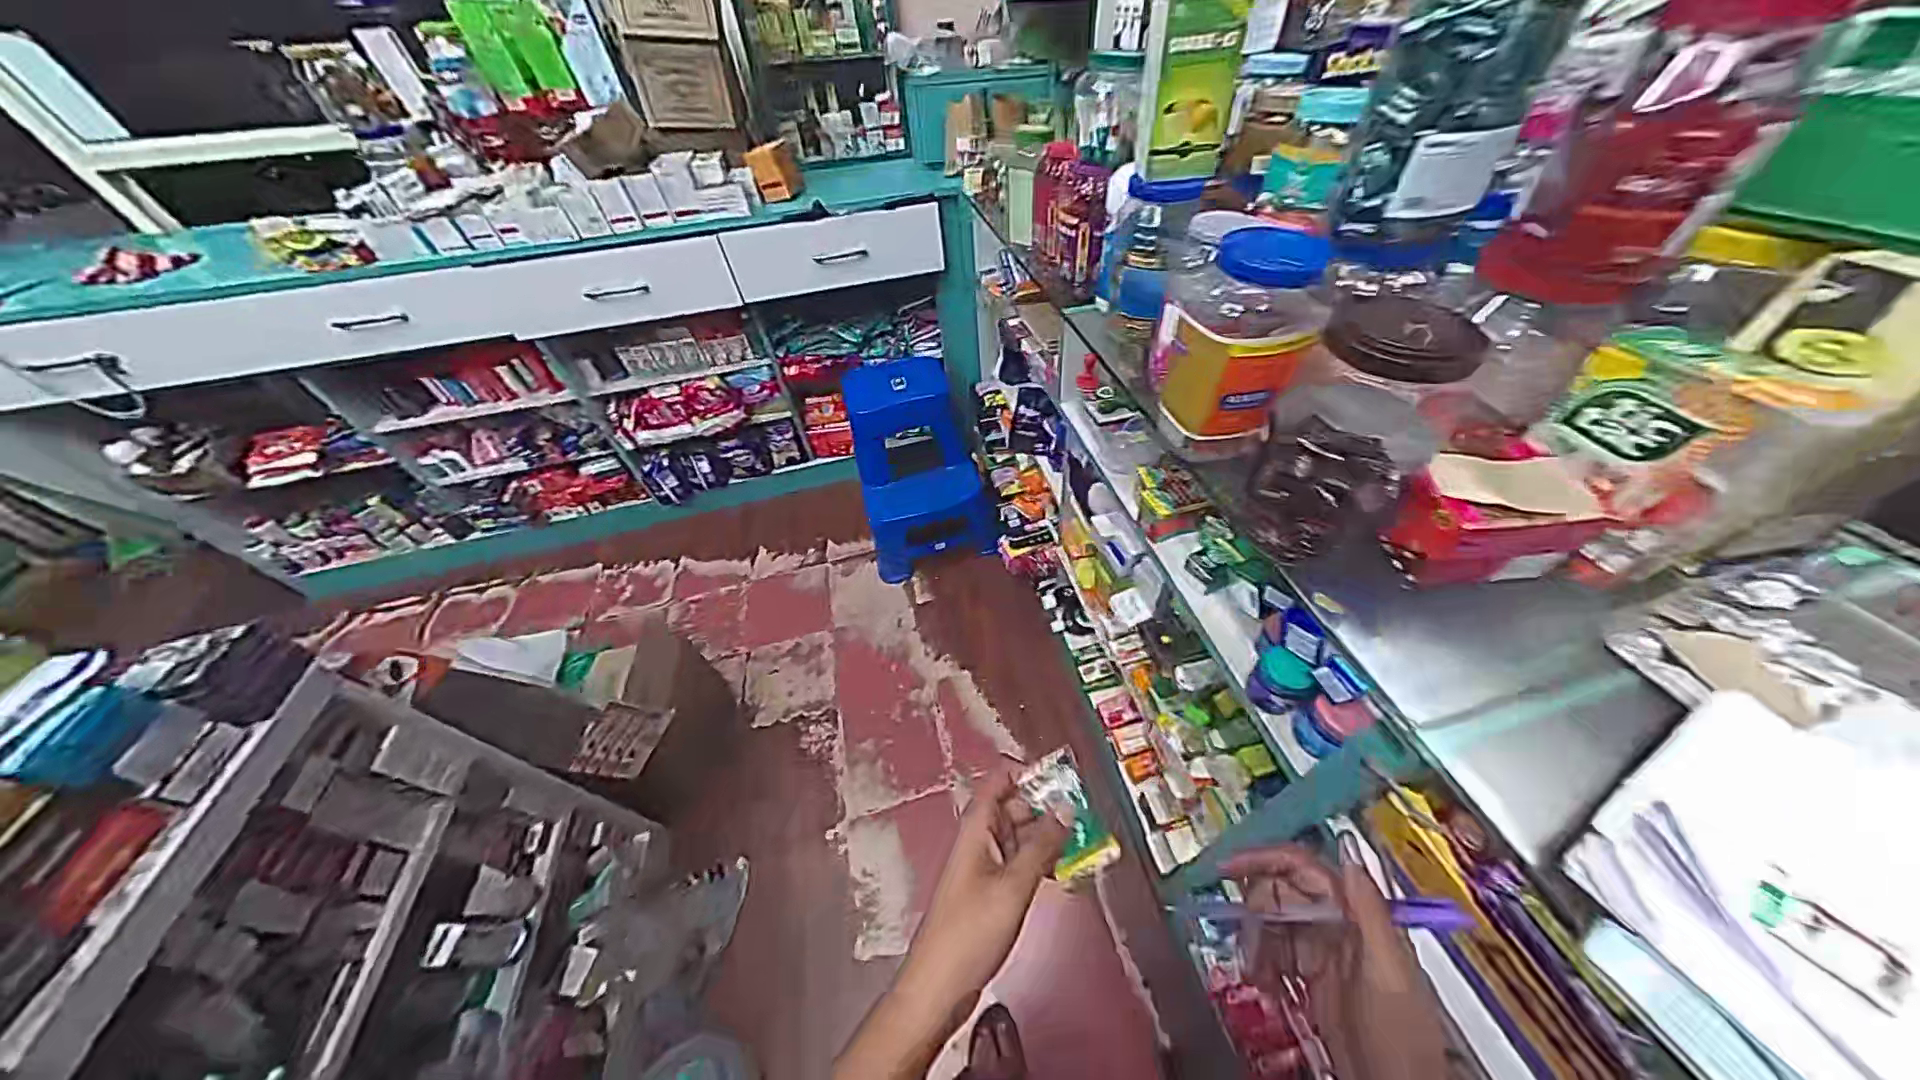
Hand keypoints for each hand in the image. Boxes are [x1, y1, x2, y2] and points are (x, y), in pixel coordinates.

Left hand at [896, 769, 1069, 1018]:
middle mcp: (980, 839)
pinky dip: (1040, 860)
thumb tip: (1066, 809)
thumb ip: (1042, 846)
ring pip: (1020, 835)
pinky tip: (1061, 871)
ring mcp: (985, 864)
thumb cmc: (970, 931)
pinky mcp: (991, 888)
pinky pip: (1019, 861)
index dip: (1028, 772)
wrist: (940, 985)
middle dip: (1046, 806)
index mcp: (977, 827)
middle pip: (1014, 806)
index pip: (1000, 780)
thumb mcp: (1013, 885)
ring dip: (1047, 836)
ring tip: (1081, 843)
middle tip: (1084, 814)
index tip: (1063, 776)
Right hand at [1222, 843, 1448, 1079]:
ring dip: (1255, 941)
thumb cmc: (1401, 1036)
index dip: (1265, 860)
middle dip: (1256, 911)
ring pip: (1271, 922)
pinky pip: (1272, 952)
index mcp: (1357, 913)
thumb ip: (1369, 909)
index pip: (1303, 868)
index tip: (1229, 866)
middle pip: (1280, 892)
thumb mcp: (1389, 970)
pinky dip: (1260, 963)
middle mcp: (1337, 923)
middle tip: (1247, 940)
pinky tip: (1263, 983)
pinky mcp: (1308, 975)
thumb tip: (1348, 849)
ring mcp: (1321, 950)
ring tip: (1257, 973)